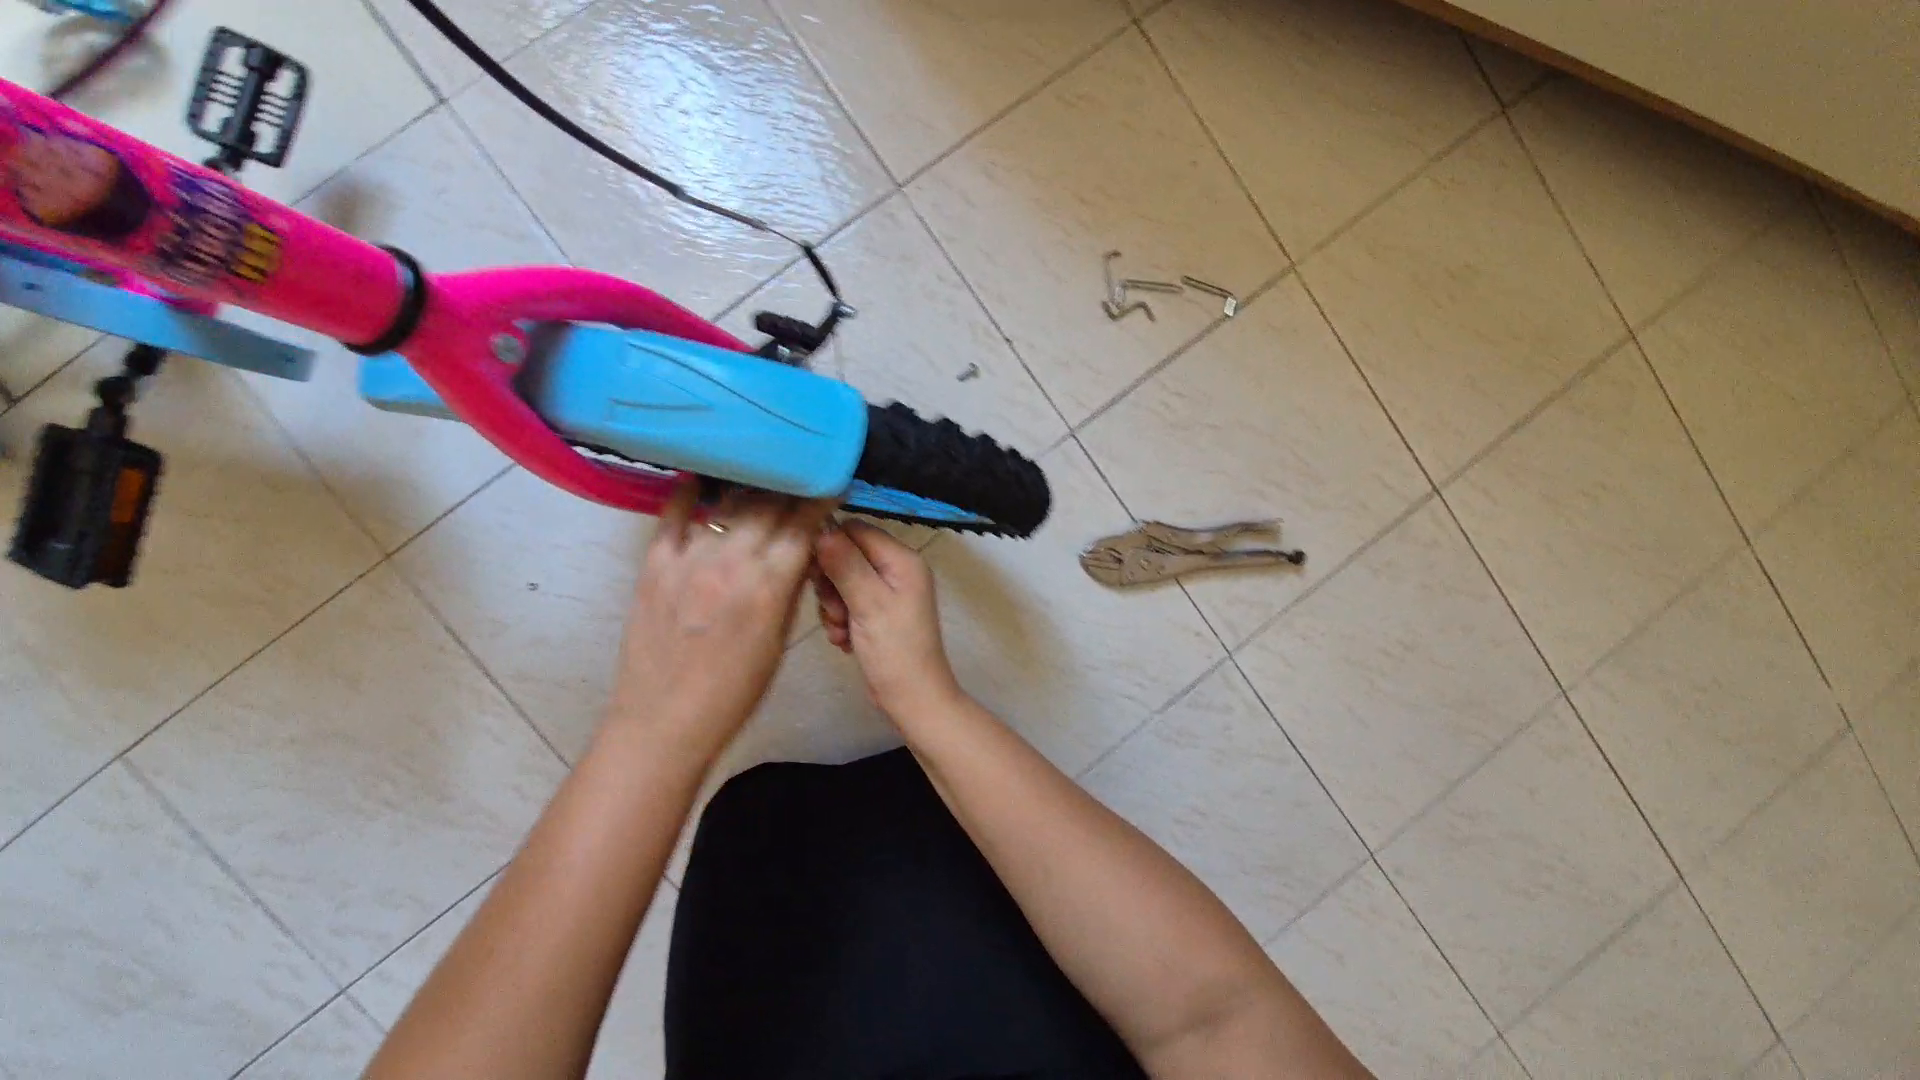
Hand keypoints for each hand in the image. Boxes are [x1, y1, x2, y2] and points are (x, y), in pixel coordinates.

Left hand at [607, 483, 835, 756]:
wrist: (664, 721)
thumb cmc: (734, 694)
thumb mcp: (778, 643)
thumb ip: (791, 591)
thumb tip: (802, 552)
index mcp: (769, 586)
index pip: (803, 525)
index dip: (821, 501)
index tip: (830, 487)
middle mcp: (731, 561)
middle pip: (769, 505)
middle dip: (790, 490)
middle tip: (800, 481)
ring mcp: (689, 558)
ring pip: (728, 503)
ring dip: (752, 490)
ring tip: (762, 481)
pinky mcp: (655, 562)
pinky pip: (675, 513)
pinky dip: (692, 492)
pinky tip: (704, 479)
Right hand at [814, 520, 964, 718]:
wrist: (912, 698)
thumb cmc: (895, 650)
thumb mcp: (867, 603)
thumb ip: (845, 564)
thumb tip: (822, 528)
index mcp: (902, 559)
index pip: (856, 530)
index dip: (831, 547)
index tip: (816, 573)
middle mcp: (897, 569)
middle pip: (846, 555)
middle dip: (831, 583)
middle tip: (834, 610)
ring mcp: (888, 592)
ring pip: (842, 582)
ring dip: (833, 606)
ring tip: (841, 630)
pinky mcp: (878, 613)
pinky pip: (847, 604)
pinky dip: (840, 620)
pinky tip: (844, 641)